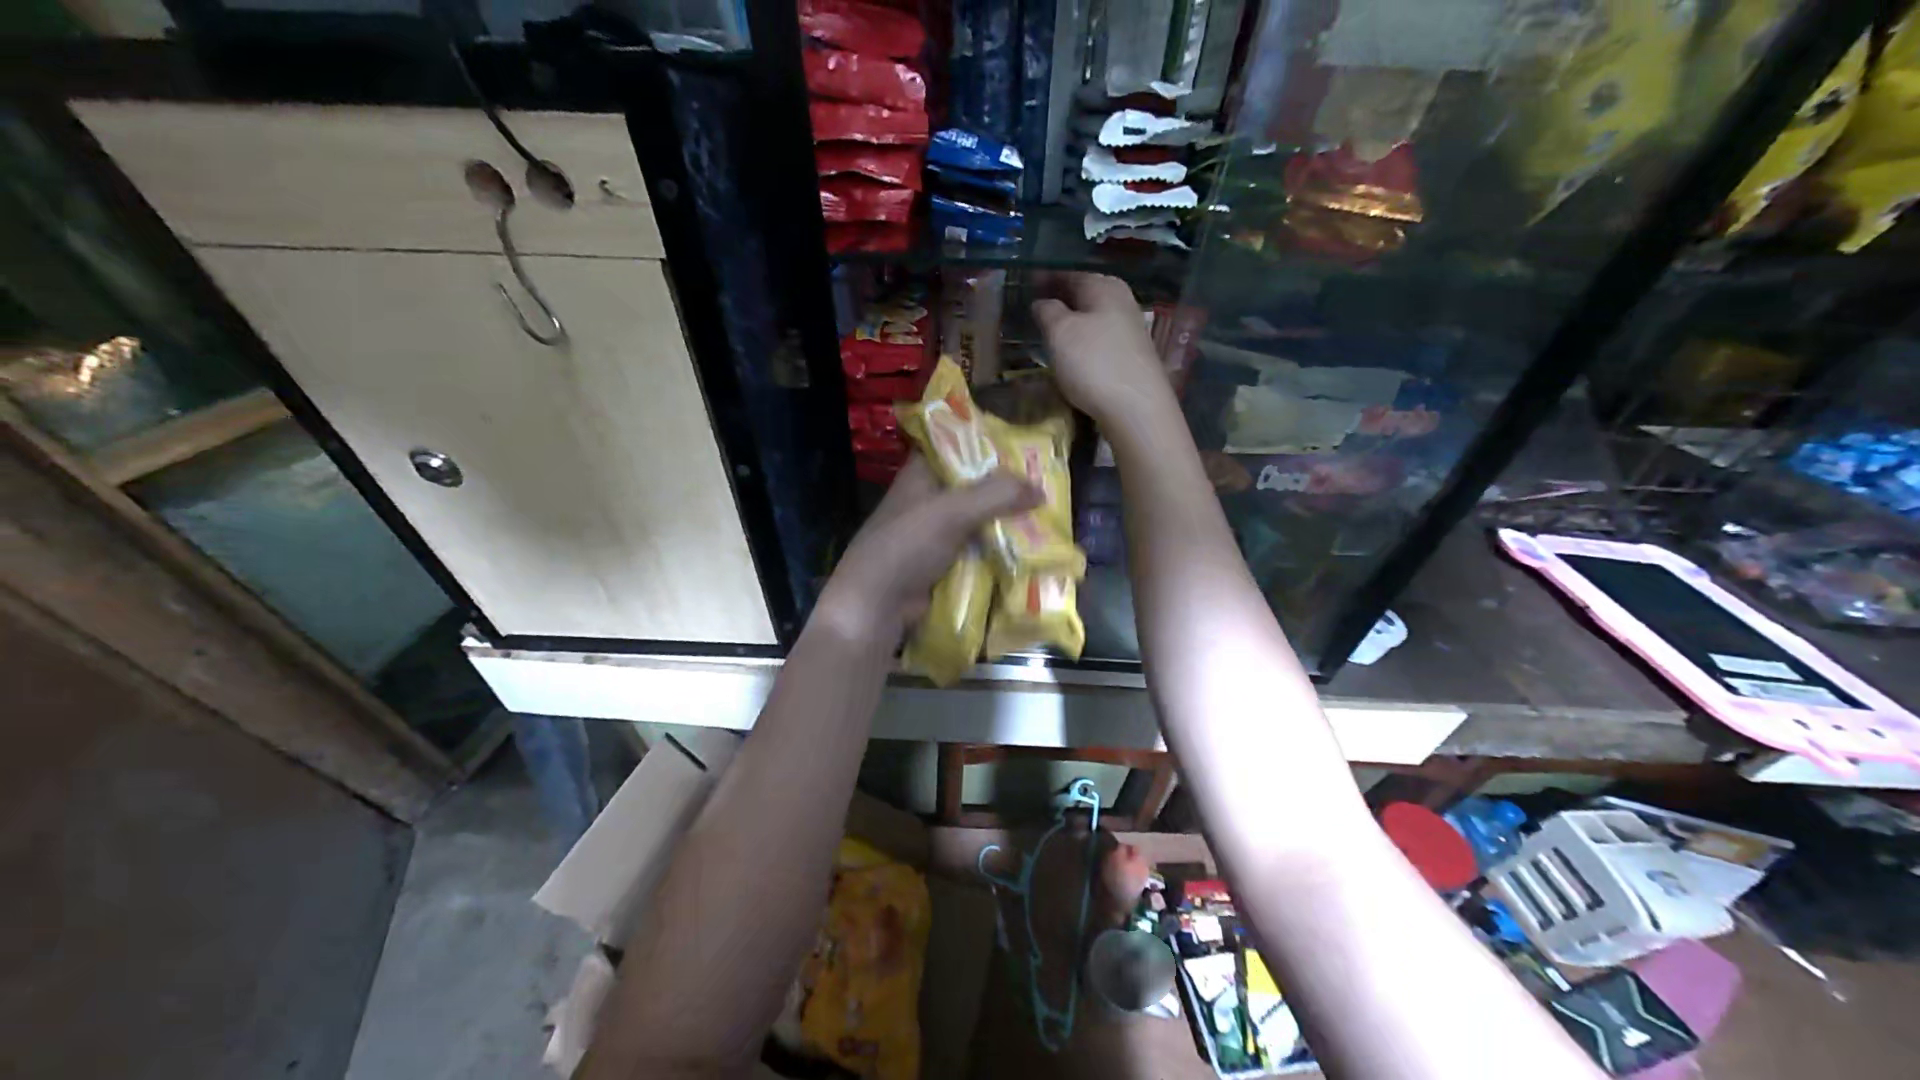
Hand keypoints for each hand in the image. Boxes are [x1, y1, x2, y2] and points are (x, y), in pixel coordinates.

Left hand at [813, 455, 1039, 646]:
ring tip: (1047, 519)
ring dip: (1006, 524)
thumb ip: (996, 495)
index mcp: (921, 476)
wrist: (875, 606)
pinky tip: (1030, 551)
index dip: (987, 447)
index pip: (956, 448)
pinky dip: (998, 552)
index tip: (1024, 450)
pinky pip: (977, 552)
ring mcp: (935, 535)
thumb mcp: (952, 511)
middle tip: (1046, 487)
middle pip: (974, 488)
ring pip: (979, 522)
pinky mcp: (943, 565)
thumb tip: (1040, 489)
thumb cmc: (906, 546)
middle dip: (1006, 490)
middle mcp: (928, 500)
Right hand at [1030, 272, 1176, 427]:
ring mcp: (1130, 330)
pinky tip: (1072, 355)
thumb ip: (1047, 311)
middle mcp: (1122, 301)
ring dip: (1071, 323)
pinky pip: (1100, 340)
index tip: (1025, 286)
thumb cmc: (1094, 363)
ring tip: (1048, 333)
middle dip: (1059, 300)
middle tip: (1033, 310)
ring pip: (1093, 318)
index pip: (1069, 274)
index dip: (1045, 278)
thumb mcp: (1060, 332)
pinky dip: (1083, 342)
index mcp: (1104, 286)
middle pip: (1084, 295)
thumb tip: (1042, 302)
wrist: (1136, 409)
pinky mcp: (1132, 356)